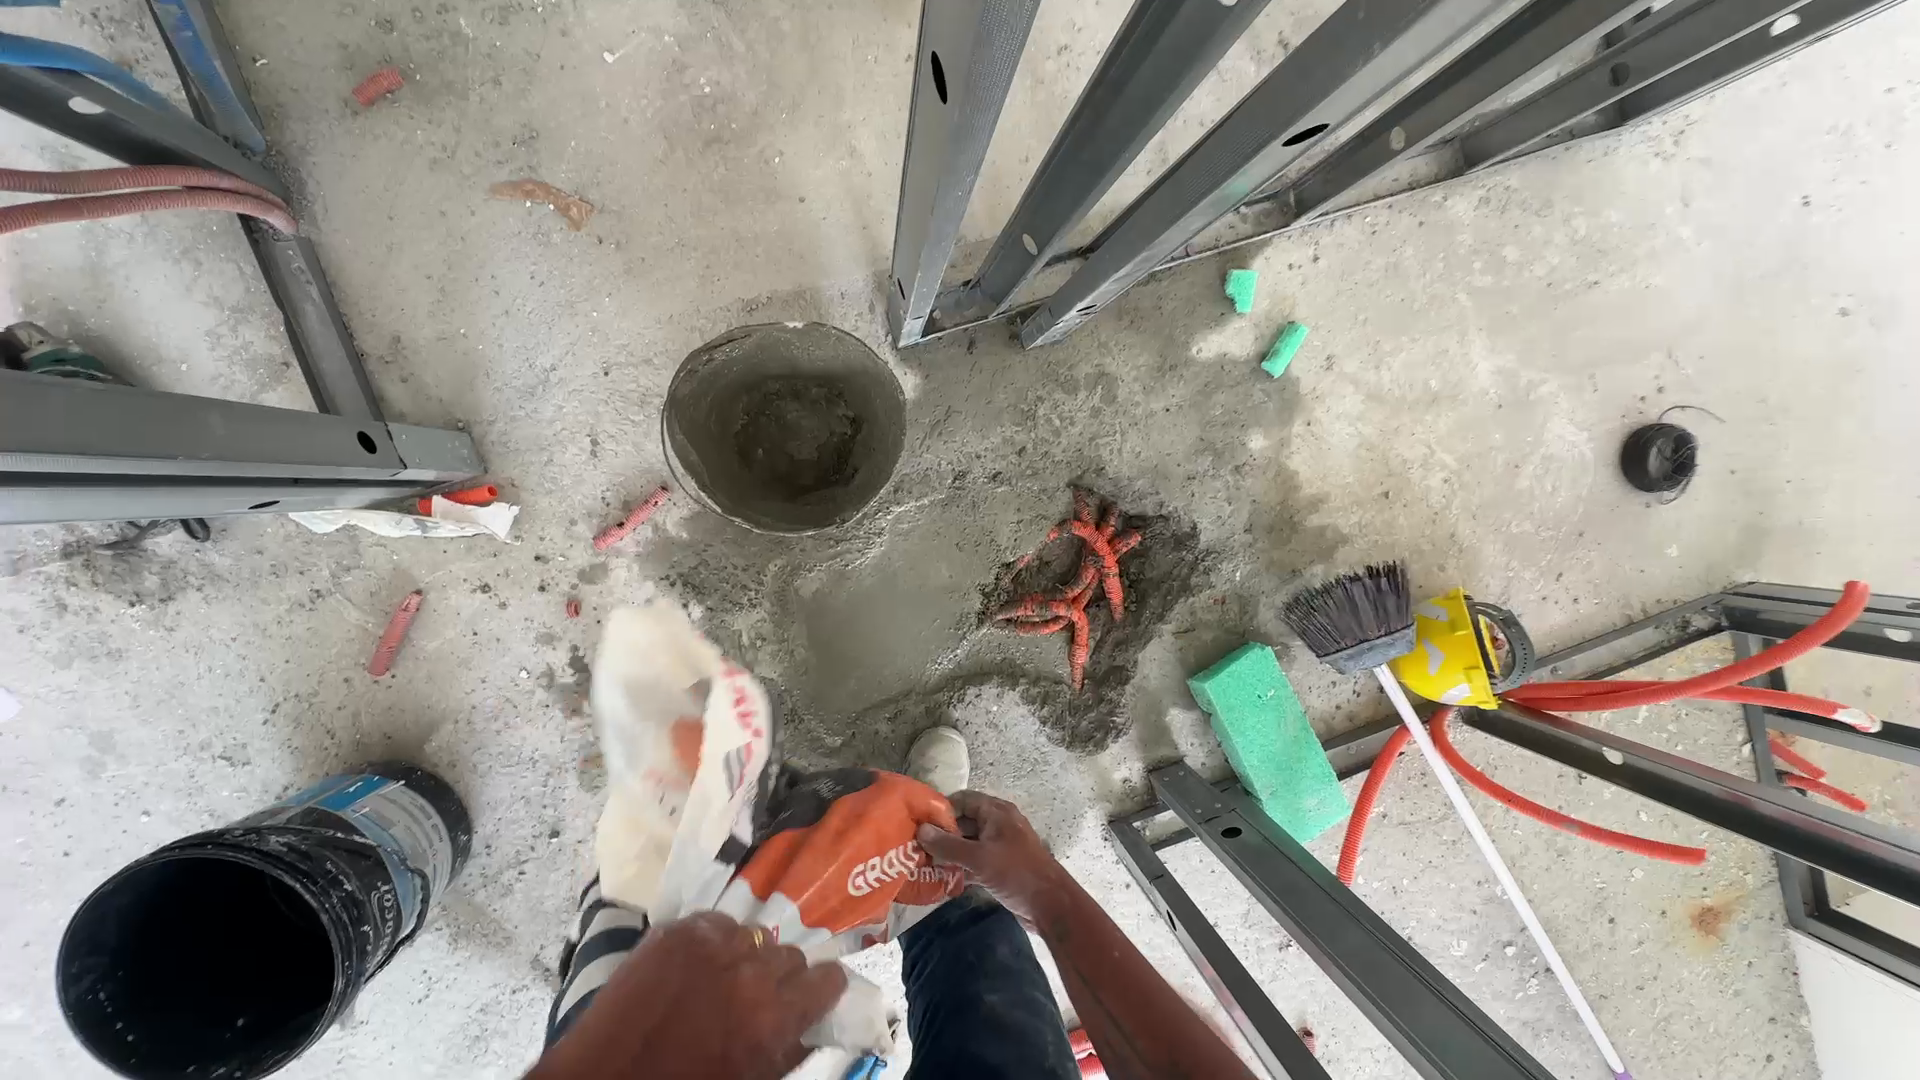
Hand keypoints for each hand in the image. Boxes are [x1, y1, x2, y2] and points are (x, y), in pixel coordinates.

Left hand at [528, 911, 845, 1079]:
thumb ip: (786, 1050)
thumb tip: (811, 1025)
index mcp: (773, 1017)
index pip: (827, 978)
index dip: (822, 988)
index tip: (813, 995)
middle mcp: (751, 971)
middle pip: (790, 955)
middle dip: (780, 976)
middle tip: (758, 997)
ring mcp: (712, 945)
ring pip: (754, 935)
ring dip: (746, 956)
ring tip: (722, 980)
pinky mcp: (678, 931)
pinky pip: (716, 923)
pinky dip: (713, 941)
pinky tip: (696, 965)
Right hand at [915, 790, 1076, 925]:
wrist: (1050, 906)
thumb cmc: (1016, 873)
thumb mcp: (979, 858)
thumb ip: (948, 845)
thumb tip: (920, 830)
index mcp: (997, 812)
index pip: (963, 800)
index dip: (941, 809)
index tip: (918, 822)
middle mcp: (998, 824)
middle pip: (964, 822)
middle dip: (941, 833)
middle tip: (916, 845)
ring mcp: (1000, 847)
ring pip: (968, 844)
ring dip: (949, 853)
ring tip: (922, 862)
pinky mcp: (1001, 868)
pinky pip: (975, 862)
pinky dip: (960, 868)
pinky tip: (940, 879)